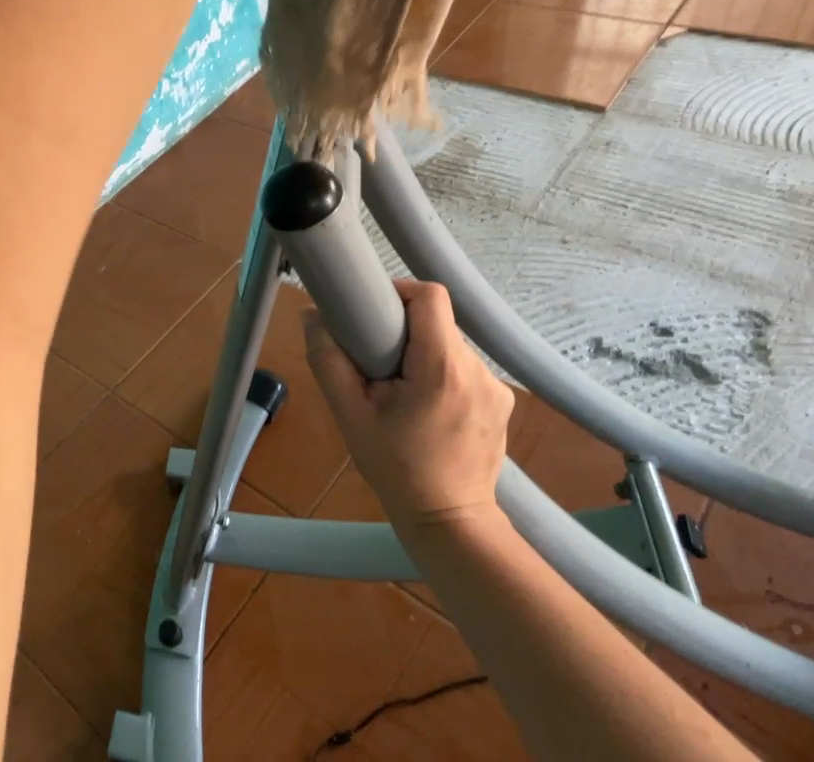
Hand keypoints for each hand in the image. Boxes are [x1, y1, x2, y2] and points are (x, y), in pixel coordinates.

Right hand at [303, 279, 512, 534]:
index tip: (373, 315)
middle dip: (403, 335)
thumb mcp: (350, 415)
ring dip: (422, 357)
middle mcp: (478, 370)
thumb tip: (311, 315)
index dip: (398, 293)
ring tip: (399, 394)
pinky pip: (464, 370)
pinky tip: (425, 411)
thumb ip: (328, 360)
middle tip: (375, 366)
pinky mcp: (502, 402)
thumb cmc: (395, 468)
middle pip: (437, 324)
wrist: (448, 520)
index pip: (430, 296)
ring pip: (449, 347)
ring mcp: (496, 387)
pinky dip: (441, 377)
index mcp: (442, 368)